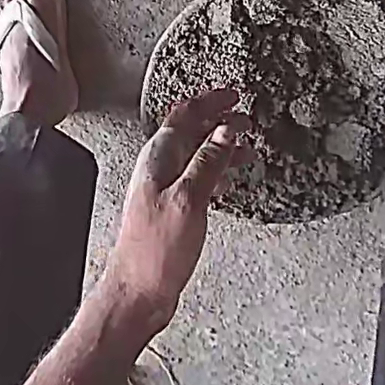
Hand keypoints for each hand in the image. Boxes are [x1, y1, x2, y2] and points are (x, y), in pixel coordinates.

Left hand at [93, 89, 247, 341]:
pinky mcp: (173, 203)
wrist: (138, 290)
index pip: (185, 114)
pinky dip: (217, 165)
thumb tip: (227, 129)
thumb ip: (209, 161)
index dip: (210, 101)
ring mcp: (165, 184)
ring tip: (246, 141)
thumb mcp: (190, 198)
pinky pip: (198, 172)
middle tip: (246, 116)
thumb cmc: (157, 247)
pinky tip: (231, 172)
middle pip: (191, 129)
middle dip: (218, 119)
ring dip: (220, 142)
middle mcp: (160, 165)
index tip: (234, 95)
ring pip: (196, 150)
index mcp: (159, 156)